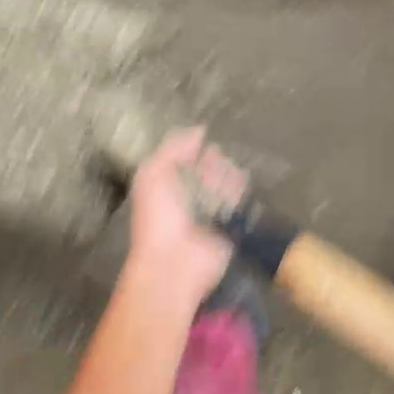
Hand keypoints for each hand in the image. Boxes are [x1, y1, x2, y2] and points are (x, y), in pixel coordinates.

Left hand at [126, 127, 247, 306]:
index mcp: (166, 185)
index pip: (184, 160)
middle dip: (214, 162)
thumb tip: (200, 129)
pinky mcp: (228, 227)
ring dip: (228, 175)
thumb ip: (174, 147)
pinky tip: (240, 184)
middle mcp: (188, 198)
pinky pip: (238, 204)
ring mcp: (209, 213)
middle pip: (208, 170)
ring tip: (227, 175)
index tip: (204, 142)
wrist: (173, 263)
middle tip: (216, 162)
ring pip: (225, 184)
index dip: (194, 149)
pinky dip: (240, 192)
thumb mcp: (154, 173)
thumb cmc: (158, 217)